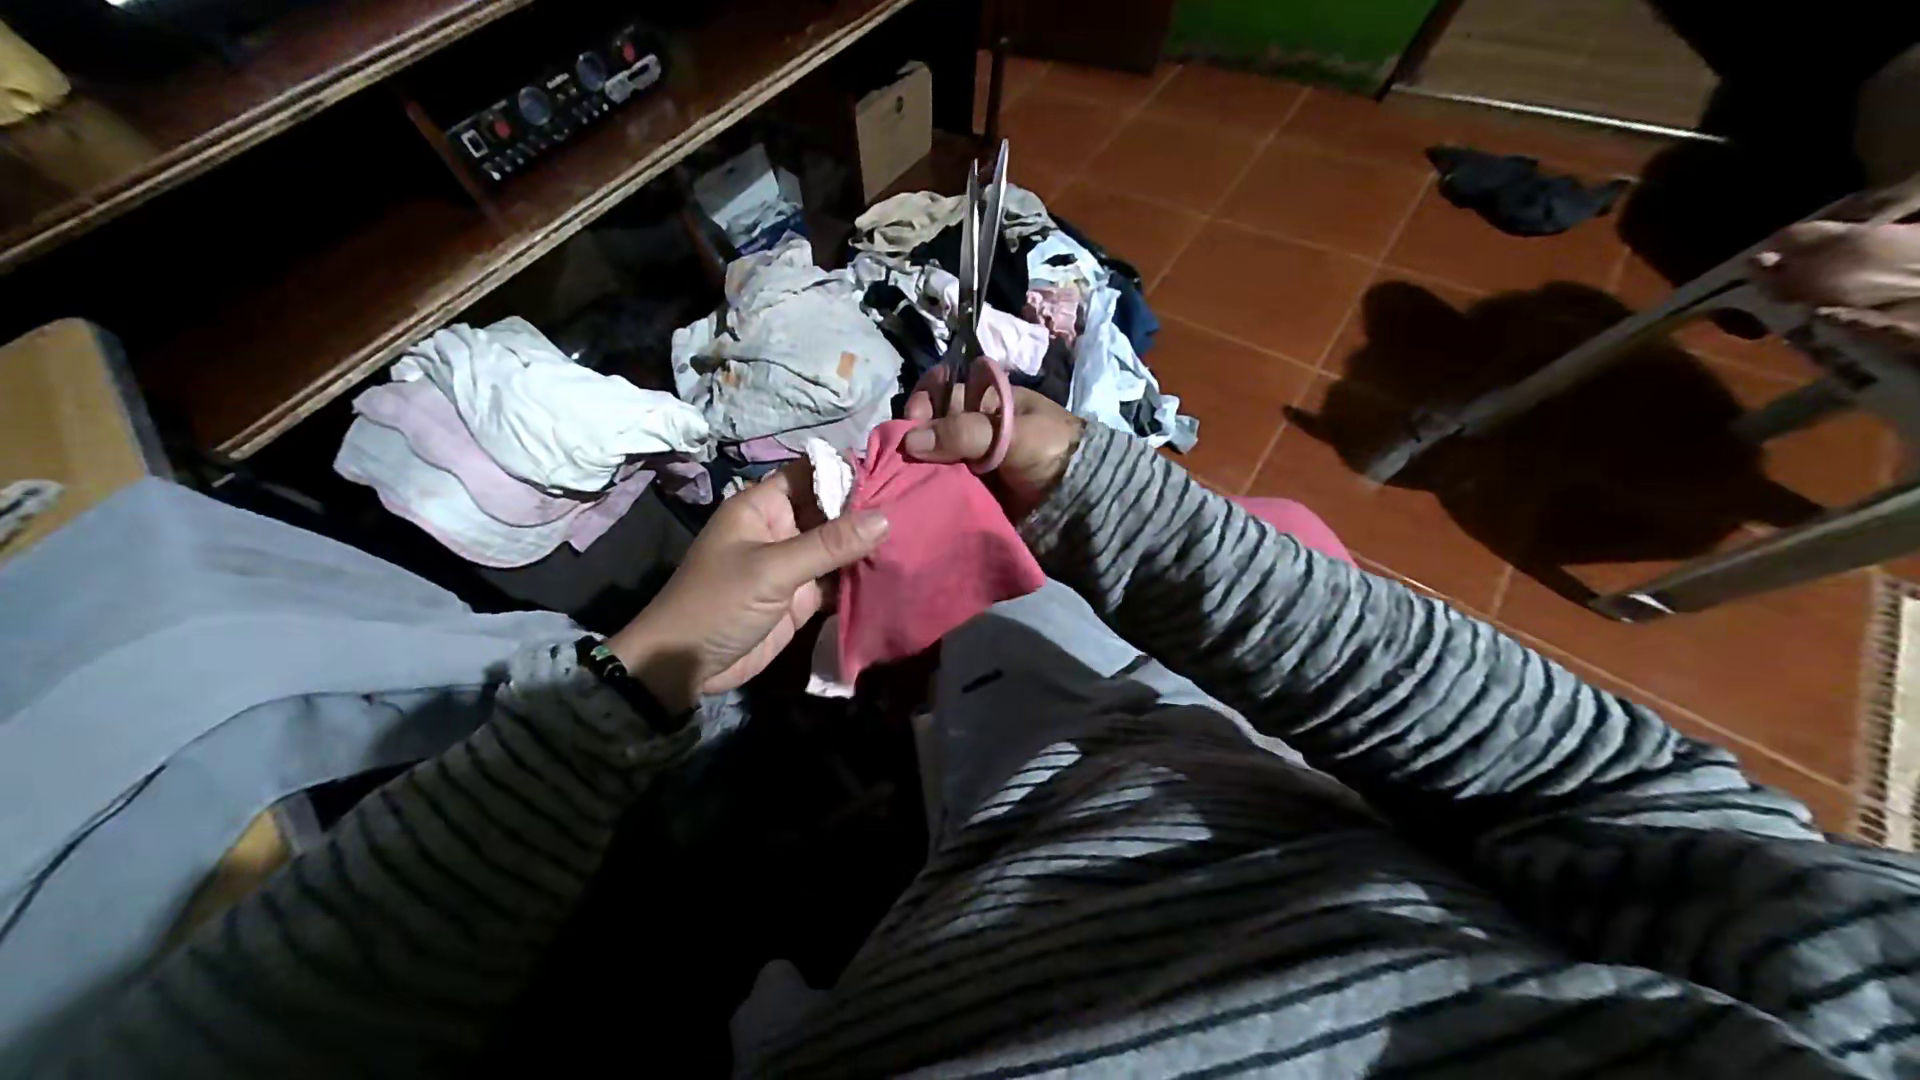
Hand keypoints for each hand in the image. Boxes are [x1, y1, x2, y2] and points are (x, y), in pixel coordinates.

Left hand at [606, 463, 887, 711]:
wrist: (686, 667)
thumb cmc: (718, 604)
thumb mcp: (773, 569)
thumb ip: (829, 544)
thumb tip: (885, 519)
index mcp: (762, 507)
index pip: (809, 474)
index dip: (846, 470)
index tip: (891, 472)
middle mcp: (782, 529)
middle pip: (830, 510)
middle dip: (866, 509)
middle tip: (915, 504)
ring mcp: (794, 564)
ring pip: (838, 546)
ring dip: (868, 544)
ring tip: (916, 533)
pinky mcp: (804, 596)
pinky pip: (838, 579)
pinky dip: (861, 577)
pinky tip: (897, 570)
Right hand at [902, 385, 1082, 518]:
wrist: (1080, 497)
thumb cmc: (1051, 449)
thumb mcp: (1011, 432)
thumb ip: (964, 432)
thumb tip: (910, 441)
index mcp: (984, 400)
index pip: (940, 391)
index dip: (922, 401)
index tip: (913, 420)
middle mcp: (971, 427)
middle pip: (928, 427)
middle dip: (913, 440)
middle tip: (904, 458)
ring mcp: (968, 460)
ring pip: (929, 459)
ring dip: (916, 469)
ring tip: (903, 481)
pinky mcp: (968, 490)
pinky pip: (939, 486)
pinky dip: (926, 491)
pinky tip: (915, 496)